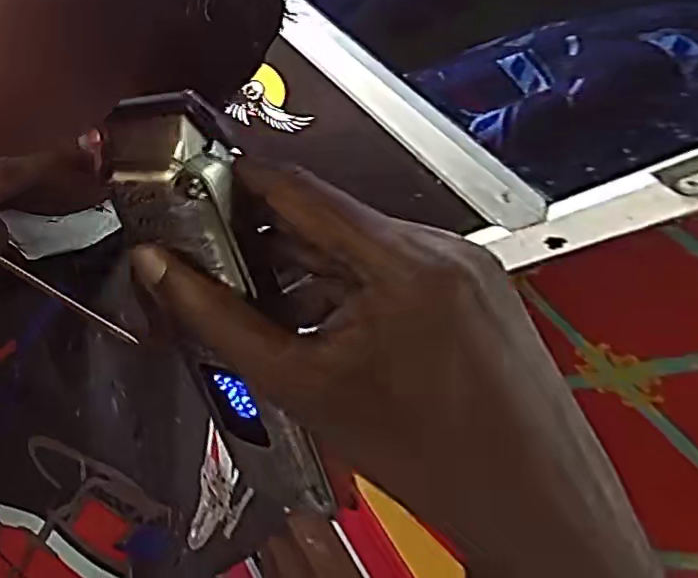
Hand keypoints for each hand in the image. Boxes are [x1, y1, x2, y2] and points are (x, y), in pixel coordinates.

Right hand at [129, 161, 657, 577]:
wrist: (543, 521)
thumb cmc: (438, 459)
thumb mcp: (295, 380)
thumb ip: (210, 312)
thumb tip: (155, 264)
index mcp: (408, 261)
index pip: (292, 184)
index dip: (228, 176)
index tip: (186, 183)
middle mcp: (442, 250)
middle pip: (313, 211)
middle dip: (251, 229)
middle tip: (205, 252)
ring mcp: (459, 267)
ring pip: (339, 236)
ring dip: (287, 257)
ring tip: (251, 293)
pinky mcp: (464, 287)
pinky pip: (371, 259)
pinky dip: (326, 277)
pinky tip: (302, 313)